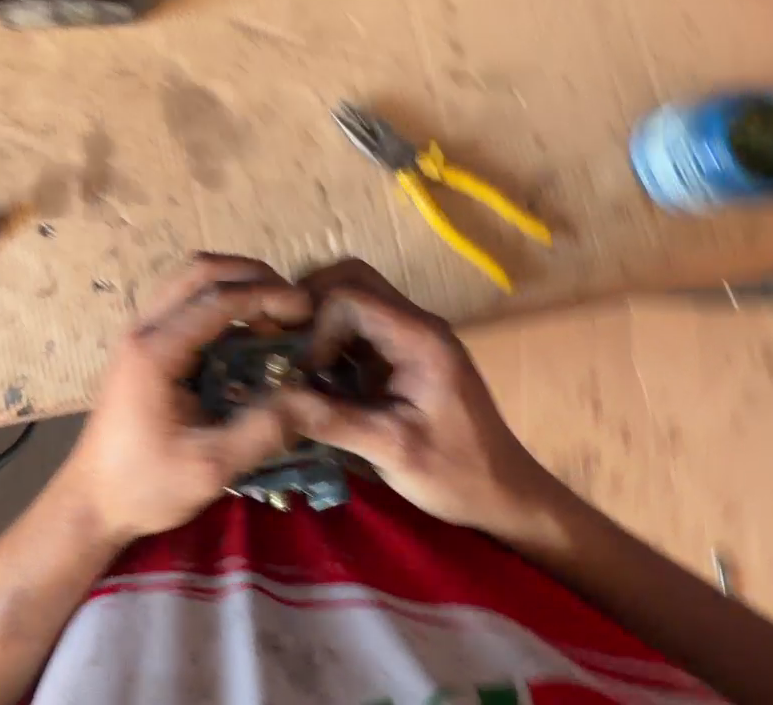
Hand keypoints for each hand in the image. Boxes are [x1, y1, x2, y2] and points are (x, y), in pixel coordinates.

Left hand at [55, 254, 311, 545]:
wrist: (92, 501)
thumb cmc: (144, 485)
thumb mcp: (210, 467)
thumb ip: (263, 430)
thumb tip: (315, 399)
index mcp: (155, 350)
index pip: (218, 298)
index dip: (267, 296)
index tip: (307, 311)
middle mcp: (144, 327)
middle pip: (201, 270)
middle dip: (253, 276)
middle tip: (294, 304)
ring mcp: (140, 331)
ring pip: (190, 279)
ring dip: (236, 285)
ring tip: (277, 315)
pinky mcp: (144, 344)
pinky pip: (186, 301)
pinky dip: (221, 302)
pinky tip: (249, 333)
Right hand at [285, 259, 560, 538]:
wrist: (504, 495)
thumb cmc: (456, 474)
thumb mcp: (391, 451)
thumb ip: (330, 419)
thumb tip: (268, 400)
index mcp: (419, 337)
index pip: (349, 298)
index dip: (315, 328)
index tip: (305, 372)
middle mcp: (415, 322)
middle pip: (351, 277)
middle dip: (309, 304)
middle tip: (288, 347)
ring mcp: (410, 333)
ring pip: (352, 292)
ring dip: (317, 317)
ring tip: (298, 358)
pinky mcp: (402, 351)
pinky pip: (357, 322)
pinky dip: (328, 336)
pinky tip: (317, 372)